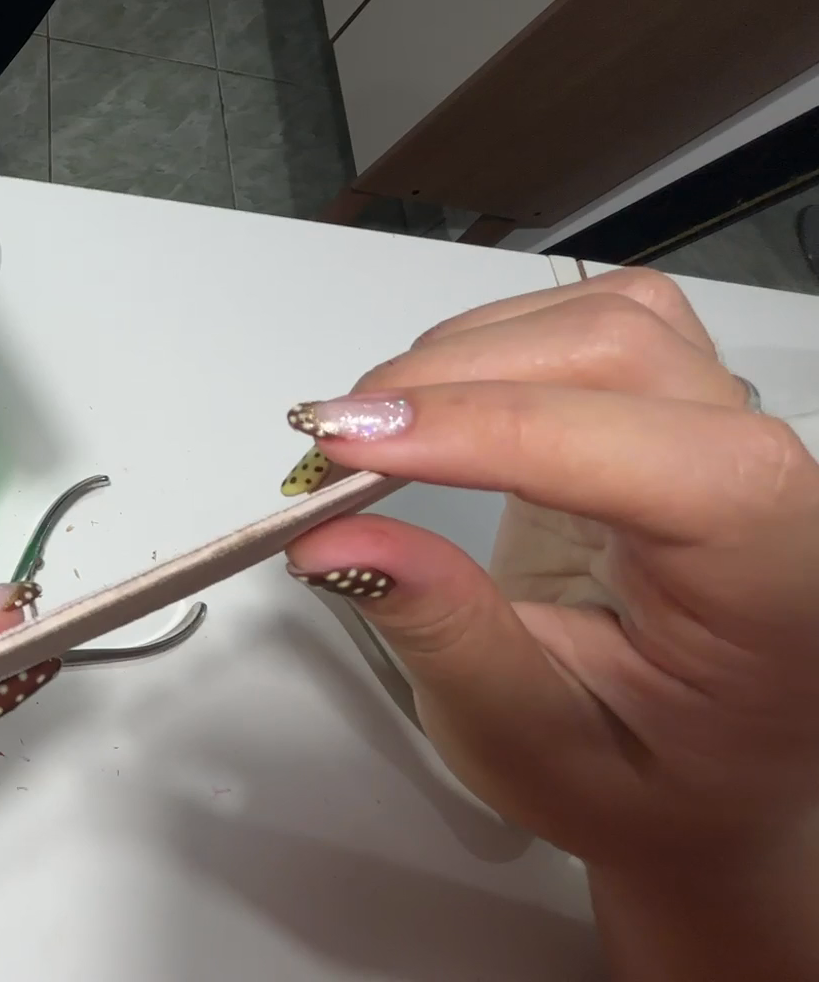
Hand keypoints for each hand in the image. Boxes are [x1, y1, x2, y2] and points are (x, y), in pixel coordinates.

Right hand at [278, 270, 818, 948]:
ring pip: (602, 319)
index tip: (344, 447)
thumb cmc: (622, 776)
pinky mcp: (659, 417)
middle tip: (328, 444)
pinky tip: (422, 408)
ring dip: (456, 356)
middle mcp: (779, 495)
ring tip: (367, 430)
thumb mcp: (518, 732)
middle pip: (625, 355)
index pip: (677, 465)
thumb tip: (322, 540)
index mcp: (776, 595)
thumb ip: (436, 629)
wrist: (685, 766)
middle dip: (449, 381)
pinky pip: (579, 325)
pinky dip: (474, 346)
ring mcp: (721, 438)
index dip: (498, 432)